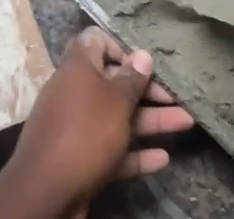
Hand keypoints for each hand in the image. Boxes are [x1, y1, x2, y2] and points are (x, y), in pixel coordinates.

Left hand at [0, 27, 193, 218]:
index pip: (96, 41)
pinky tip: (162, 158)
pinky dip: (135, 153)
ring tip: (187, 122)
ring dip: (151, 120)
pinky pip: (112, 149)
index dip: (121, 47)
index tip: (145, 63)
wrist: (46, 192)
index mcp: (78, 68)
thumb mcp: (115, 101)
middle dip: (148, 90)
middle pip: (114, 83)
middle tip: (178, 96)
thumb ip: (131, 80)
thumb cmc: (85, 133)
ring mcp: (77, 127)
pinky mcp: (81, 159)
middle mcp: (76, 92)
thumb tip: (142, 54)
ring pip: (118, 118)